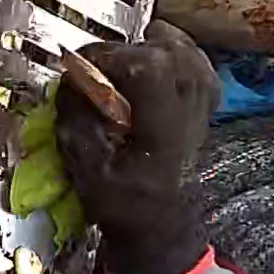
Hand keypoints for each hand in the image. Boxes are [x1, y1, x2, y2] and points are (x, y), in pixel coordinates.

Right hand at [56, 22, 221, 273]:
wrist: (159, 226)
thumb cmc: (121, 204)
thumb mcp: (86, 171)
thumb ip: (76, 122)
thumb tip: (69, 80)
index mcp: (161, 134)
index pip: (150, 70)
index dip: (111, 56)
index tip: (82, 67)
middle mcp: (189, 115)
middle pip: (169, 53)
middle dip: (123, 52)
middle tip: (98, 68)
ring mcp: (203, 110)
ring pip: (188, 53)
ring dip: (148, 47)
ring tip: (122, 60)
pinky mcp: (204, 107)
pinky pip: (198, 64)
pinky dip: (174, 52)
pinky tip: (154, 56)